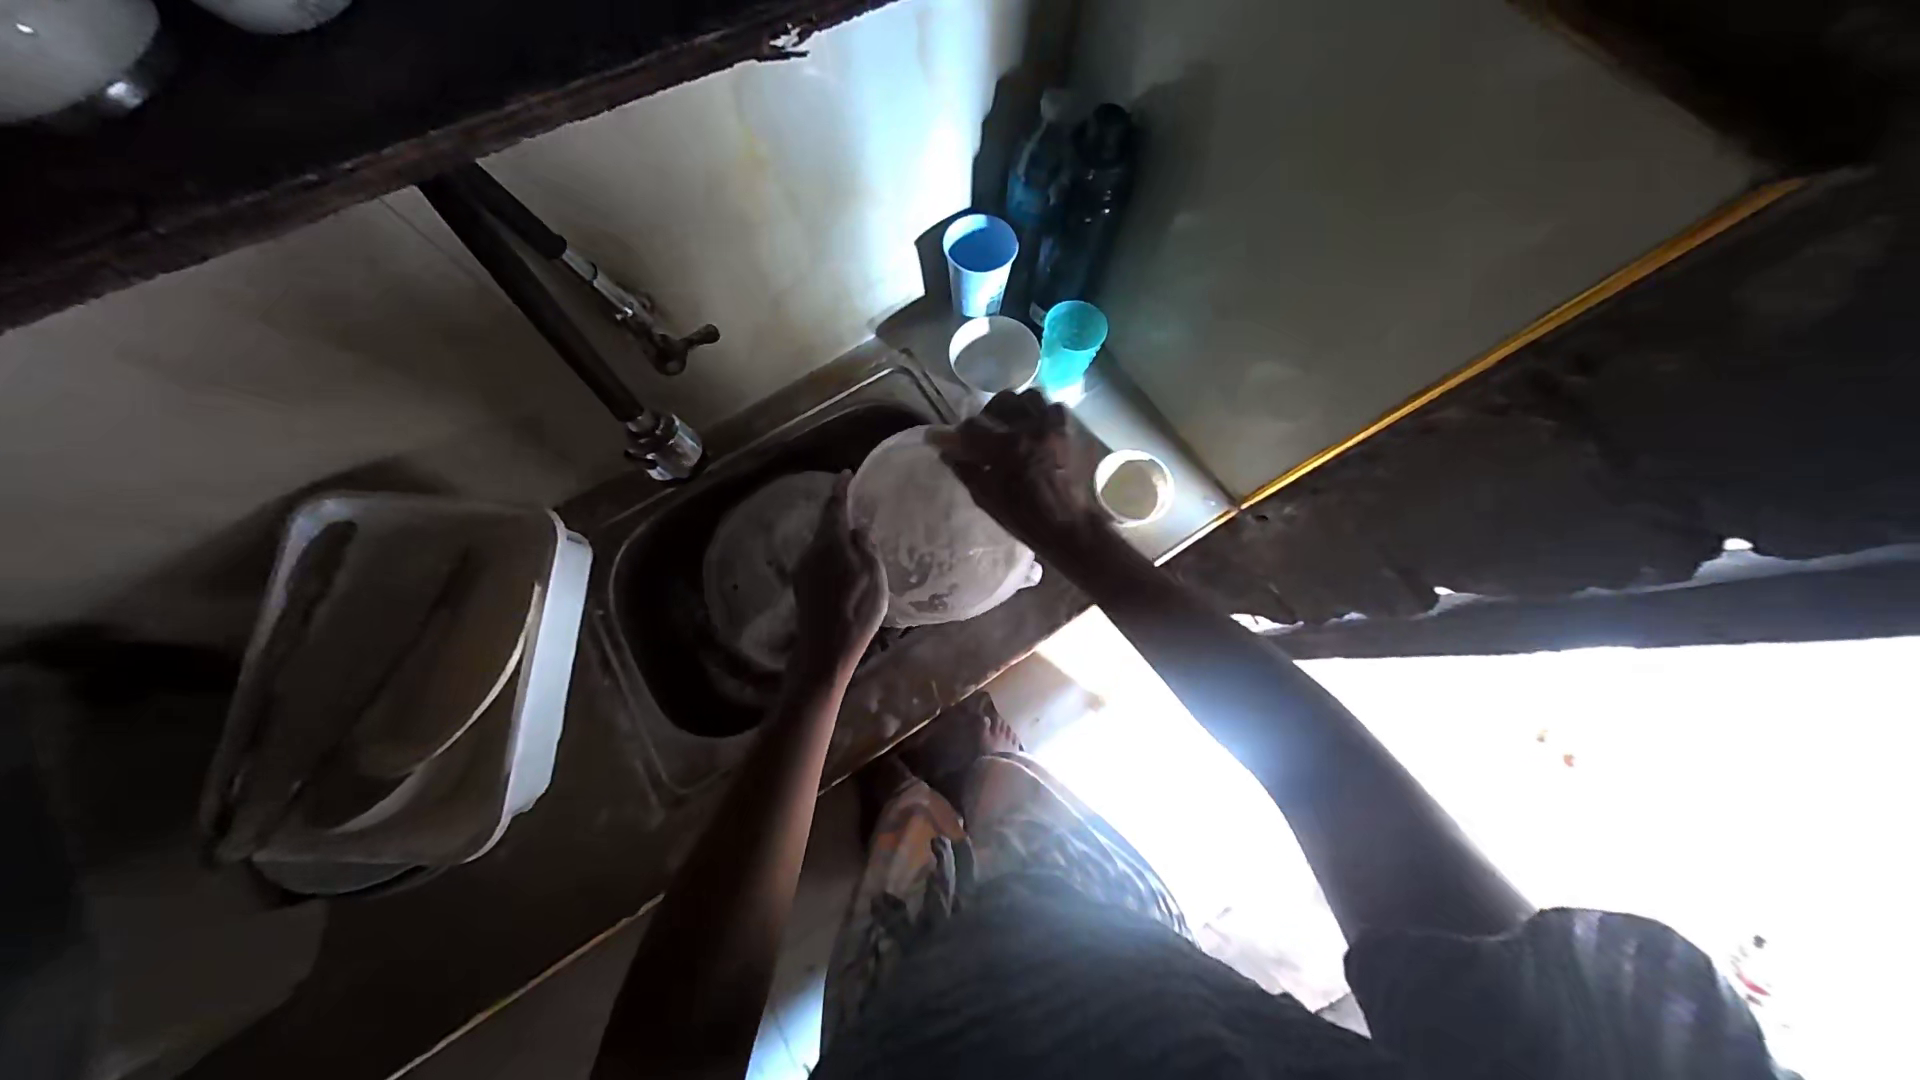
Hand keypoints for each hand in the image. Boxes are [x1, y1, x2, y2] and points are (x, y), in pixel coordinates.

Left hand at [792, 472, 887, 670]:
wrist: (826, 647)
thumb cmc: (856, 608)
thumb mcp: (872, 574)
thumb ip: (865, 547)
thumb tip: (857, 529)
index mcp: (829, 542)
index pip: (834, 506)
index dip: (841, 489)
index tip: (846, 474)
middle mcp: (811, 550)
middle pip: (825, 526)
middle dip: (839, 515)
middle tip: (857, 509)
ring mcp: (803, 570)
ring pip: (822, 545)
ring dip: (836, 539)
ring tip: (855, 541)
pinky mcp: (803, 587)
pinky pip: (820, 561)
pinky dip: (833, 556)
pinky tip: (845, 567)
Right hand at [928, 390, 1108, 561]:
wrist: (1072, 527)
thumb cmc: (1026, 519)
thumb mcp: (987, 498)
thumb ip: (965, 470)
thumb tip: (947, 452)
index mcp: (1007, 447)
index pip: (971, 427)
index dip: (953, 434)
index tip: (941, 438)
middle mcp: (1031, 428)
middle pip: (1000, 402)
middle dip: (987, 416)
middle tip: (983, 434)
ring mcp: (1055, 426)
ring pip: (1029, 398)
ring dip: (1015, 409)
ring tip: (1012, 426)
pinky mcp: (1073, 430)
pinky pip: (1053, 408)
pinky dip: (1041, 415)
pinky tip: (1037, 431)